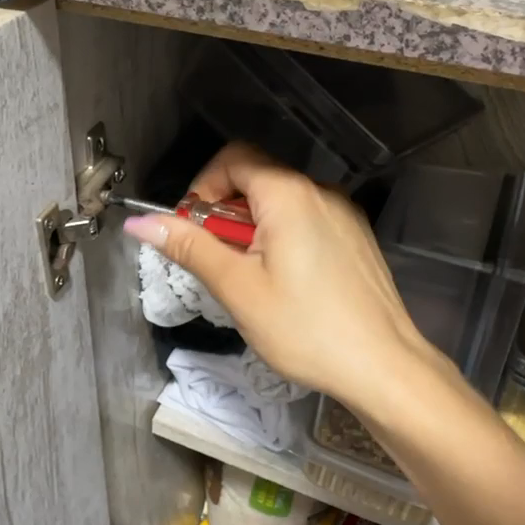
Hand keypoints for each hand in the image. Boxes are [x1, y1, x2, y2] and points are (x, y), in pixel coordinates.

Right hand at [121, 143, 441, 403]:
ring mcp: (343, 213)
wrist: (383, 365)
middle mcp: (320, 191)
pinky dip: (282, 238)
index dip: (202, 187)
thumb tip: (141, 223)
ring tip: (251, 280)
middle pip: (256, 179)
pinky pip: (307, 220)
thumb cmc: (306, 329)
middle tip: (218, 263)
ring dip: (252, 228)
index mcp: (288, 194)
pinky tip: (285, 284)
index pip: (232, 158)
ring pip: (281, 203)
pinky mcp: (355, 236)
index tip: (193, 230)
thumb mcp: (238, 288)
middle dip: (225, 213)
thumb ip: (190, 247)